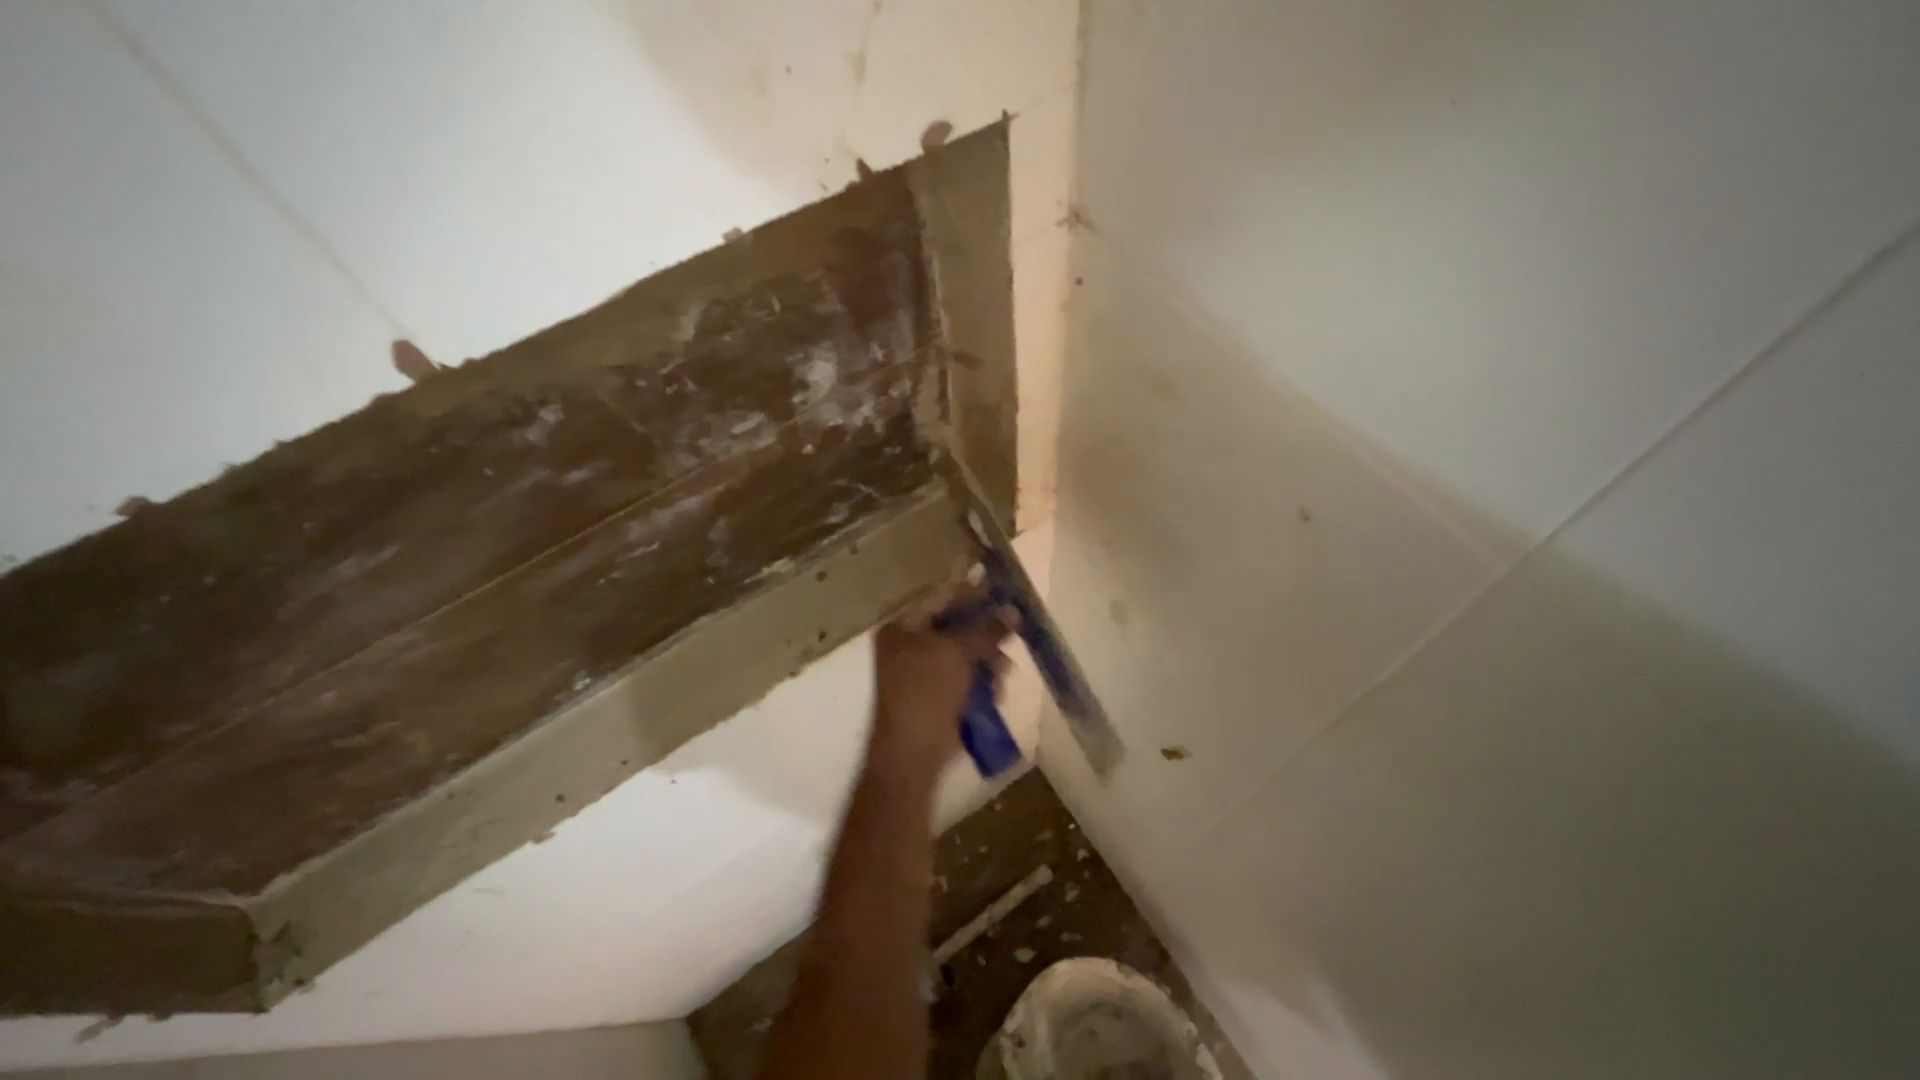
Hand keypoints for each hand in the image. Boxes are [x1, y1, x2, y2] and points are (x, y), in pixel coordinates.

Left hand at [869, 594, 1013, 779]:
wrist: (912, 752)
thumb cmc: (927, 691)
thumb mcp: (958, 653)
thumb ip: (986, 629)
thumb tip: (1013, 610)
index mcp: (902, 628)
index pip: (941, 599)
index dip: (973, 594)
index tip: (1003, 591)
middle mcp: (907, 646)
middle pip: (955, 629)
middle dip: (985, 635)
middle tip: (1013, 633)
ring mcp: (920, 674)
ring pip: (964, 656)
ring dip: (987, 662)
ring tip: (1003, 672)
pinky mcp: (935, 698)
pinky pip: (963, 680)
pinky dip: (980, 683)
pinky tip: (995, 692)